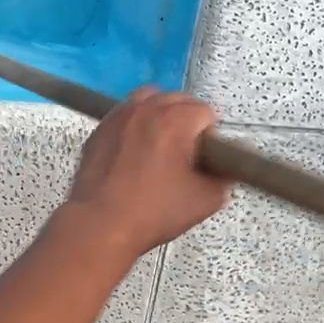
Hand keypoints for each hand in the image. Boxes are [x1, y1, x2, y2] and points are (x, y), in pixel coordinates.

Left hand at [65, 87, 233, 256]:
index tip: (204, 157)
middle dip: (187, 119)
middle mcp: (145, 109)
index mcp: (174, 121)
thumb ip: (222, 180)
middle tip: (186, 152)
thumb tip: (225, 173)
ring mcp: (118, 117)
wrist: (100, 223)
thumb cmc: (154, 211)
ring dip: (159, 114)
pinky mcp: (98, 130)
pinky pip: (123, 114)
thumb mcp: (203, 201)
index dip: (210, 134)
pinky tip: (133, 151)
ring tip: (160, 144)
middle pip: (176, 99)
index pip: (204, 110)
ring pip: (146, 99)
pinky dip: (134, 124)